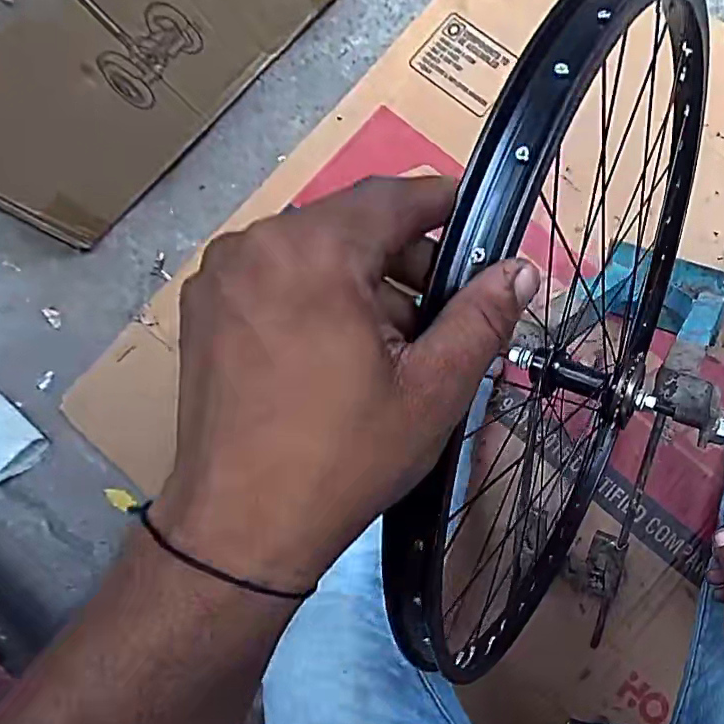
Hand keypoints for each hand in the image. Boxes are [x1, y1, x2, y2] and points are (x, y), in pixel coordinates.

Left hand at [153, 175, 540, 592]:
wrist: (243, 527)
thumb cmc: (345, 459)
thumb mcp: (432, 390)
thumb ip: (482, 318)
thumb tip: (521, 271)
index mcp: (313, 250)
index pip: (392, 196)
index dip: (443, 204)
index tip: (475, 221)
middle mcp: (255, 245)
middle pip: (350, 227)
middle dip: (403, 262)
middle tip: (439, 317)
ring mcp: (220, 279)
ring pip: (311, 256)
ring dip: (359, 287)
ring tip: (388, 351)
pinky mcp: (202, 314)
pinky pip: (275, 282)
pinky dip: (315, 302)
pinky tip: (334, 359)